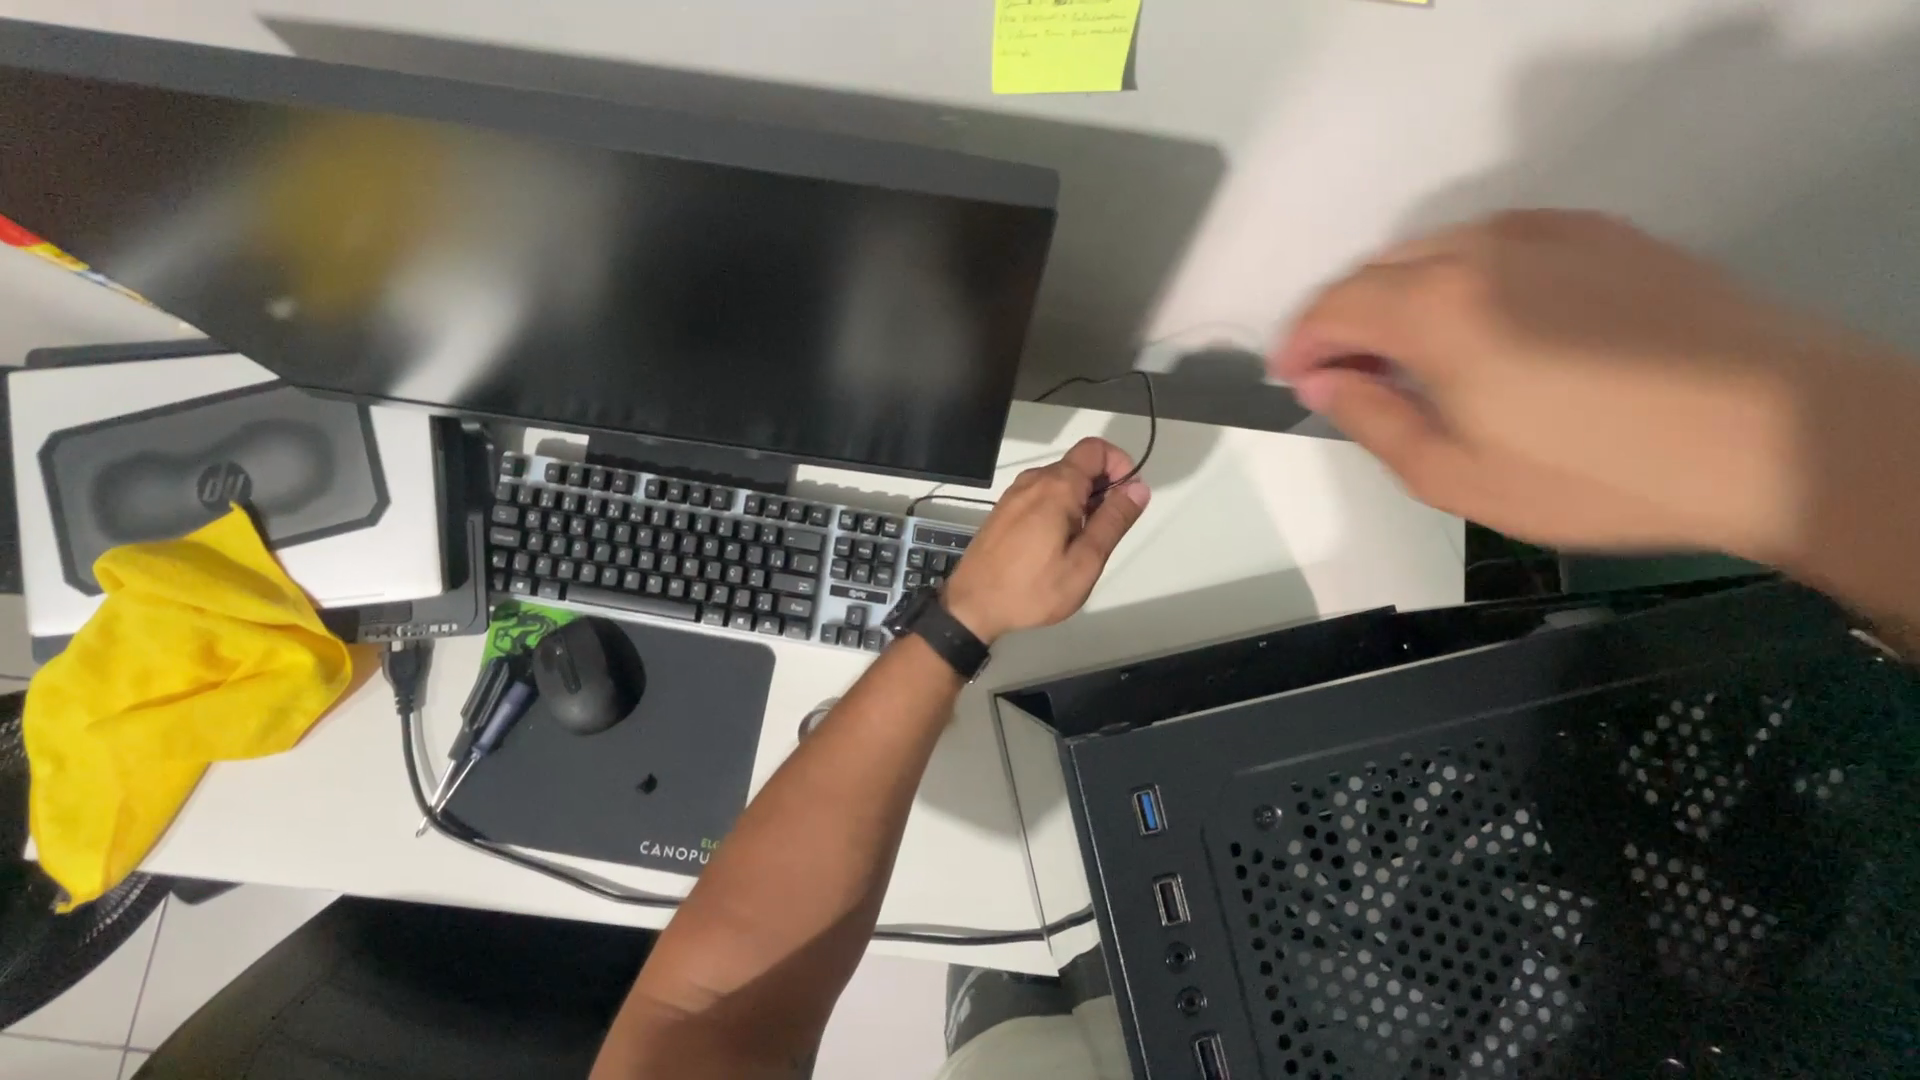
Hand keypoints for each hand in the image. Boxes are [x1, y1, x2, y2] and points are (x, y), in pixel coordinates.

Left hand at [942, 437, 1150, 643]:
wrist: (972, 606)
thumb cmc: (1033, 589)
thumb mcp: (1085, 561)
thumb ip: (1114, 521)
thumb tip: (1139, 488)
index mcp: (1056, 486)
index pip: (1096, 449)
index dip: (1121, 465)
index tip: (1128, 499)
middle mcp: (1033, 481)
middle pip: (1079, 465)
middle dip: (1104, 488)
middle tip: (1106, 532)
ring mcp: (1015, 495)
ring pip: (1060, 482)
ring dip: (1082, 502)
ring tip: (1082, 545)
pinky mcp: (1005, 511)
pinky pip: (1042, 496)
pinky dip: (1060, 509)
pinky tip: (1058, 546)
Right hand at [1272, 210, 1910, 563]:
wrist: (1778, 436)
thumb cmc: (1590, 474)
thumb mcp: (1451, 474)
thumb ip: (1369, 418)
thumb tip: (1321, 382)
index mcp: (1436, 309)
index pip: (1332, 308)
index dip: (1299, 345)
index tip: (1289, 380)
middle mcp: (1481, 250)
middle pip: (1376, 271)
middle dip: (1340, 320)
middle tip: (1340, 374)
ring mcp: (1547, 234)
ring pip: (1433, 250)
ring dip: (1396, 295)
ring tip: (1402, 352)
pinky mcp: (1602, 236)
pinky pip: (1495, 242)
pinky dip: (1457, 276)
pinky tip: (1477, 322)